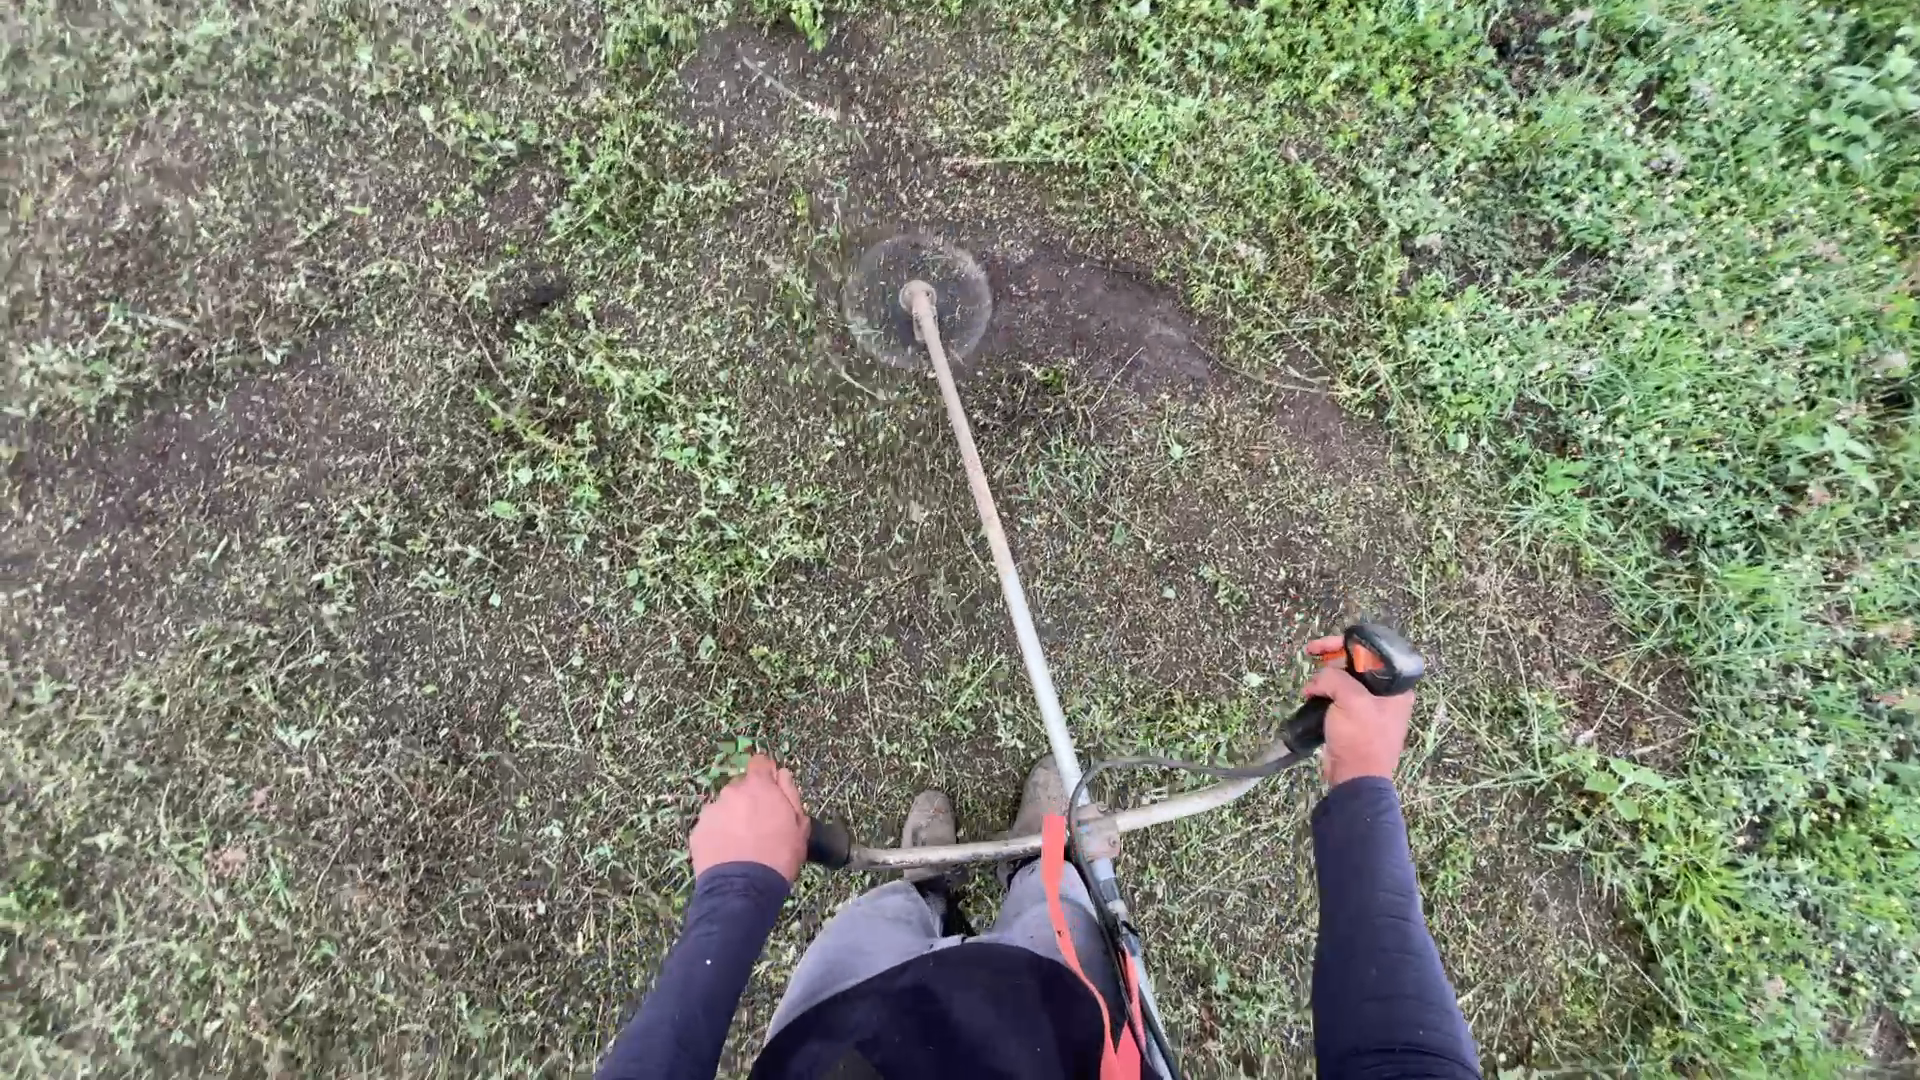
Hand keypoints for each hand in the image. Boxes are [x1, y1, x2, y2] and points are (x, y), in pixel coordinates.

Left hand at [690, 755, 808, 881]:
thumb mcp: (799, 825)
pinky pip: (711, 826)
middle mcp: (732, 792)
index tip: (771, 790)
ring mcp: (711, 812)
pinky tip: (728, 853)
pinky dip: (719, 834)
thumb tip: (782, 775)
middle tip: (759, 825)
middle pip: (742, 787)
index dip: (767, 774)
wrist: (743, 891)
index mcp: (758, 785)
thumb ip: (790, 793)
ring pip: (725, 807)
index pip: (760, 762)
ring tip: (742, 844)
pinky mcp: (697, 832)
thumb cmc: (779, 856)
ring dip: (733, 817)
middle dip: (749, 800)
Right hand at [1302, 636, 1415, 787]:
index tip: (1320, 646)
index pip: (1371, 652)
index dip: (1345, 644)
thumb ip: (1335, 678)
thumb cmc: (1361, 738)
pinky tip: (1310, 695)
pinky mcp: (1353, 717)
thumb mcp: (1351, 700)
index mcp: (1396, 686)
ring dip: (1323, 678)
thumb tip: (1317, 681)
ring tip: (1310, 687)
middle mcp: (1385, 693)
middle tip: (1311, 657)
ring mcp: (1369, 705)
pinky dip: (1322, 691)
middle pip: (1355, 663)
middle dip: (1331, 660)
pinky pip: (1337, 694)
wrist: (1355, 776)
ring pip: (1343, 678)